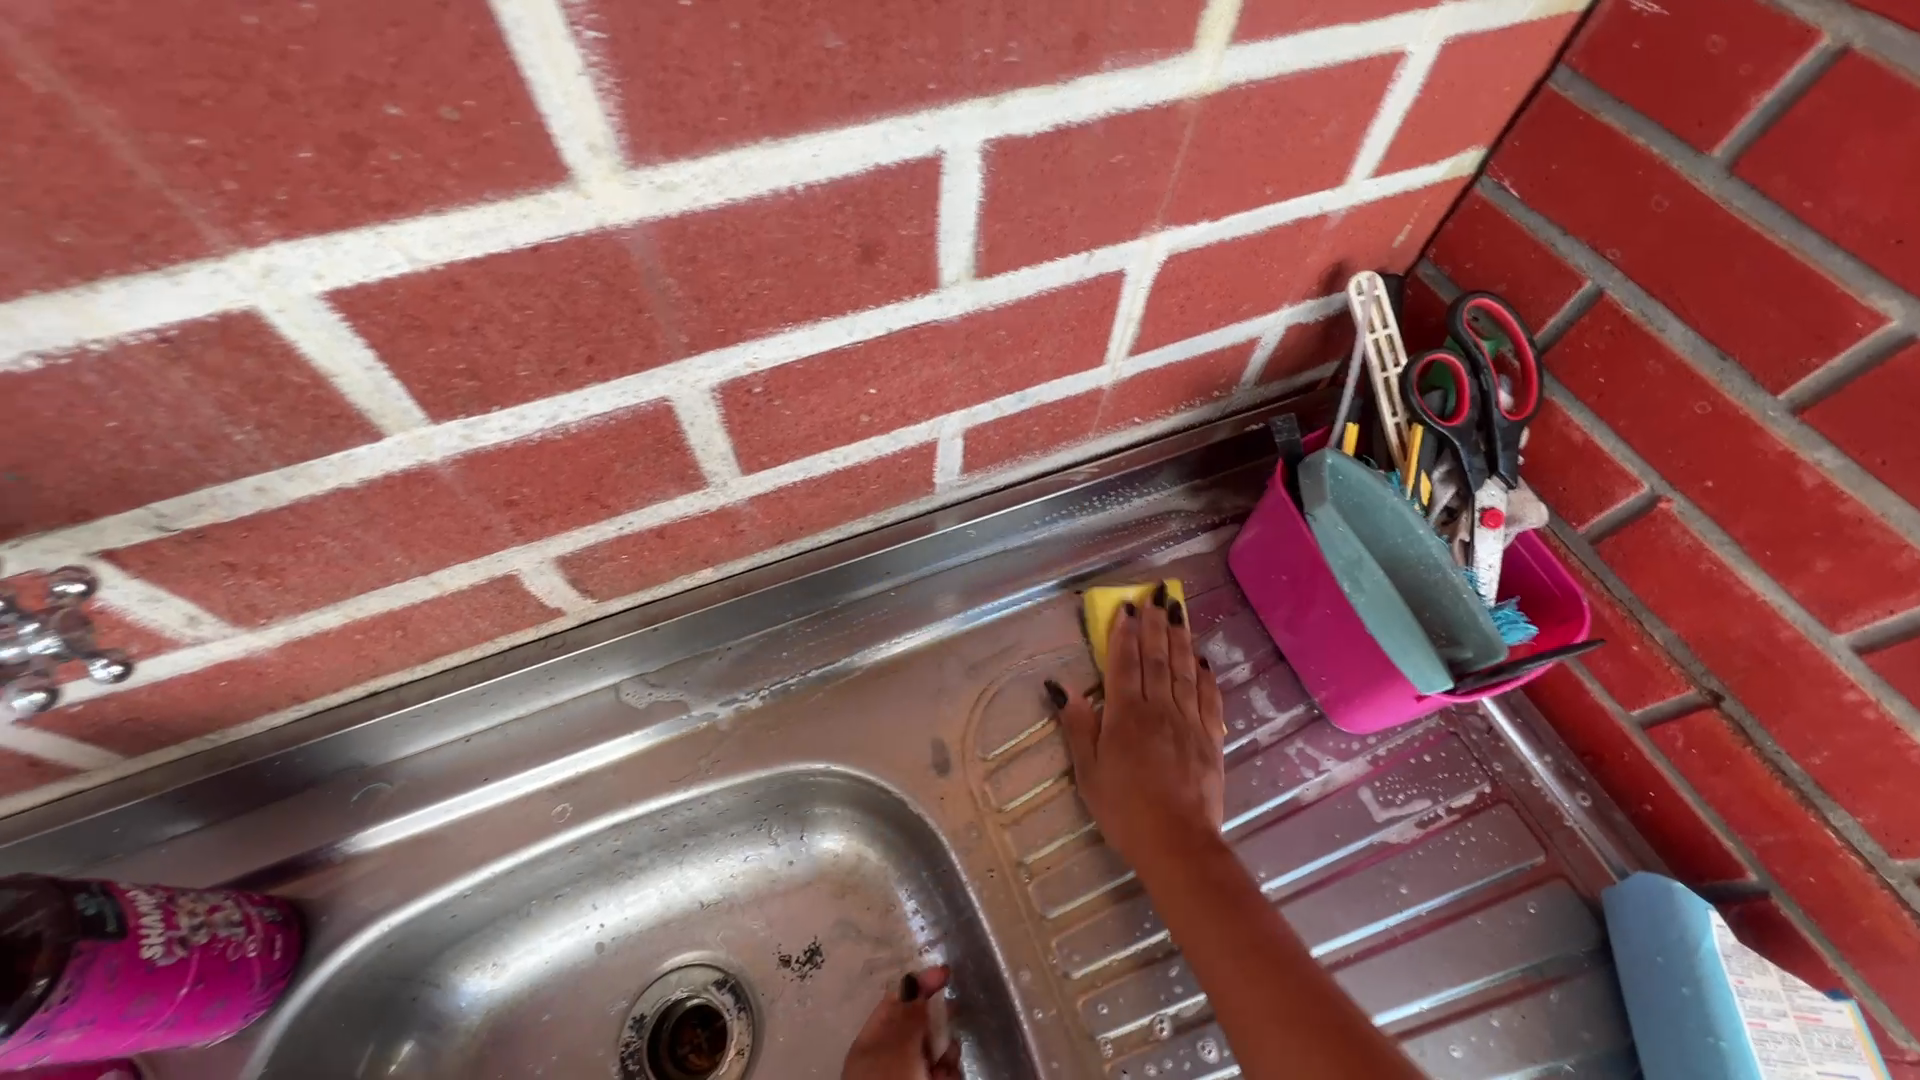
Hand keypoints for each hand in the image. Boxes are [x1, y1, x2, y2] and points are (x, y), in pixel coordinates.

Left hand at [842, 966, 958, 1079]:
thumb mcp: (896, 1049)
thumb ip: (909, 1015)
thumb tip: (914, 980)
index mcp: (871, 1044)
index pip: (895, 1003)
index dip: (918, 985)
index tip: (945, 973)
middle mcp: (889, 1061)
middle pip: (919, 1027)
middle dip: (936, 1022)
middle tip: (952, 1015)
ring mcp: (909, 1079)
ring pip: (935, 1052)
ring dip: (945, 1051)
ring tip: (944, 1065)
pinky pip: (945, 1074)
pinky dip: (950, 1073)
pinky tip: (948, 1077)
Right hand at [1049, 588, 1225, 875]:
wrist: (1177, 842)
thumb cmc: (1124, 810)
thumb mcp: (1089, 772)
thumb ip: (1079, 727)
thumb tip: (1063, 688)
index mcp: (1126, 716)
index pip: (1125, 664)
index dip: (1124, 634)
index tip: (1127, 608)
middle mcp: (1159, 709)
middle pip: (1157, 659)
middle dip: (1155, 626)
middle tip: (1156, 597)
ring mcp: (1189, 722)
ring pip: (1184, 671)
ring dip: (1180, 640)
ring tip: (1178, 614)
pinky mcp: (1211, 739)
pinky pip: (1209, 698)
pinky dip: (1206, 675)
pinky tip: (1202, 660)